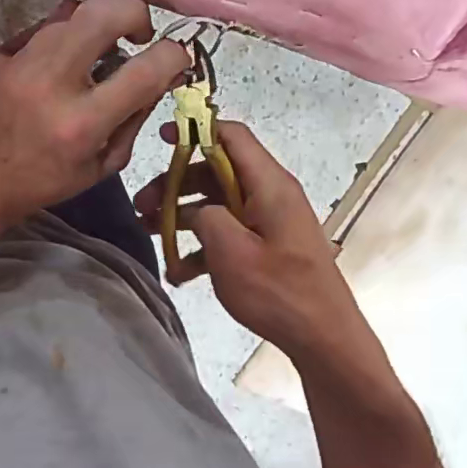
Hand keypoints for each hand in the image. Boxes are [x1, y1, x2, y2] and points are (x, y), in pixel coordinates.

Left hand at [0, 0, 190, 225]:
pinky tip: (66, 57)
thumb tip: (163, 70)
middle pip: (104, 15)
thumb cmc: (54, 177)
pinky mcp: (2, 55)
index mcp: (84, 122)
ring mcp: (22, 64)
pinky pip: (46, 25)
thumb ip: (138, 113)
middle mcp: (52, 84)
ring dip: (99, 25)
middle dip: (135, 14)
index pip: (144, 70)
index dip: (173, 55)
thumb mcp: (109, 161)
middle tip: (138, 34)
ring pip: (73, 12)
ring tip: (99, 49)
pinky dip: (66, 33)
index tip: (177, 56)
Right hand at [135, 121, 366, 361]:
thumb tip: (199, 211)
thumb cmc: (278, 291)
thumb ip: (206, 217)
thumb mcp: (231, 251)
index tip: (162, 137)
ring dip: (183, 215)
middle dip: (176, 183)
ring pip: (218, 202)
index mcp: (268, 184)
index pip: (231, 136)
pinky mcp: (268, 245)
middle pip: (217, 170)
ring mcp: (269, 220)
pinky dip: (203, 245)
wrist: (324, 338)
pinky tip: (179, 273)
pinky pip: (230, 231)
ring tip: (148, 232)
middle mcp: (270, 194)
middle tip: (142, 204)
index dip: (196, 129)